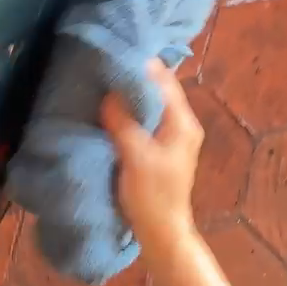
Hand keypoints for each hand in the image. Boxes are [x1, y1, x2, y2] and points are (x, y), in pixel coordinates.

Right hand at [100, 60, 203, 248]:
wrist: (162, 232)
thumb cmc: (152, 195)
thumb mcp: (135, 156)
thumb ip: (123, 122)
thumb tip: (109, 93)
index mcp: (182, 123)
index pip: (163, 81)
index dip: (141, 66)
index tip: (115, 53)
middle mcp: (182, 125)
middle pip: (158, 90)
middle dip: (133, 78)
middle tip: (105, 65)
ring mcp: (172, 137)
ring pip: (150, 105)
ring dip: (130, 95)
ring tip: (104, 82)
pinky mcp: (160, 148)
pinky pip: (145, 120)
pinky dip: (130, 111)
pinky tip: (110, 109)